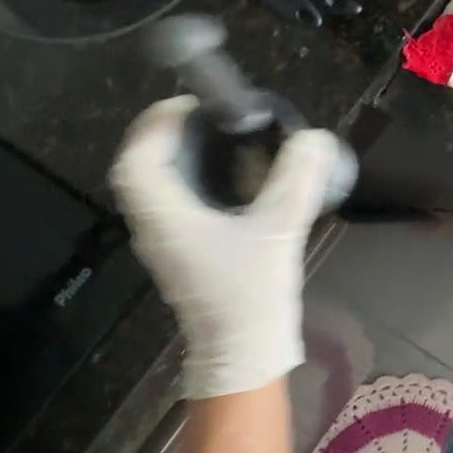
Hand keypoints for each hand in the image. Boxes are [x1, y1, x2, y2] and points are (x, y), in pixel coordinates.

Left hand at [109, 96, 341, 399]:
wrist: (244, 350)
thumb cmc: (250, 291)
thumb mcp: (278, 231)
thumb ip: (296, 182)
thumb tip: (313, 137)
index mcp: (165, 217)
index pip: (138, 160)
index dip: (156, 125)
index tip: (192, 102)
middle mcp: (157, 225)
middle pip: (144, 169)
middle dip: (169, 135)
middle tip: (210, 115)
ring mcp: (170, 241)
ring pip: (159, 187)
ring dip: (181, 157)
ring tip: (221, 138)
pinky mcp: (188, 251)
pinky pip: (178, 202)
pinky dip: (195, 180)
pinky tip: (233, 178)